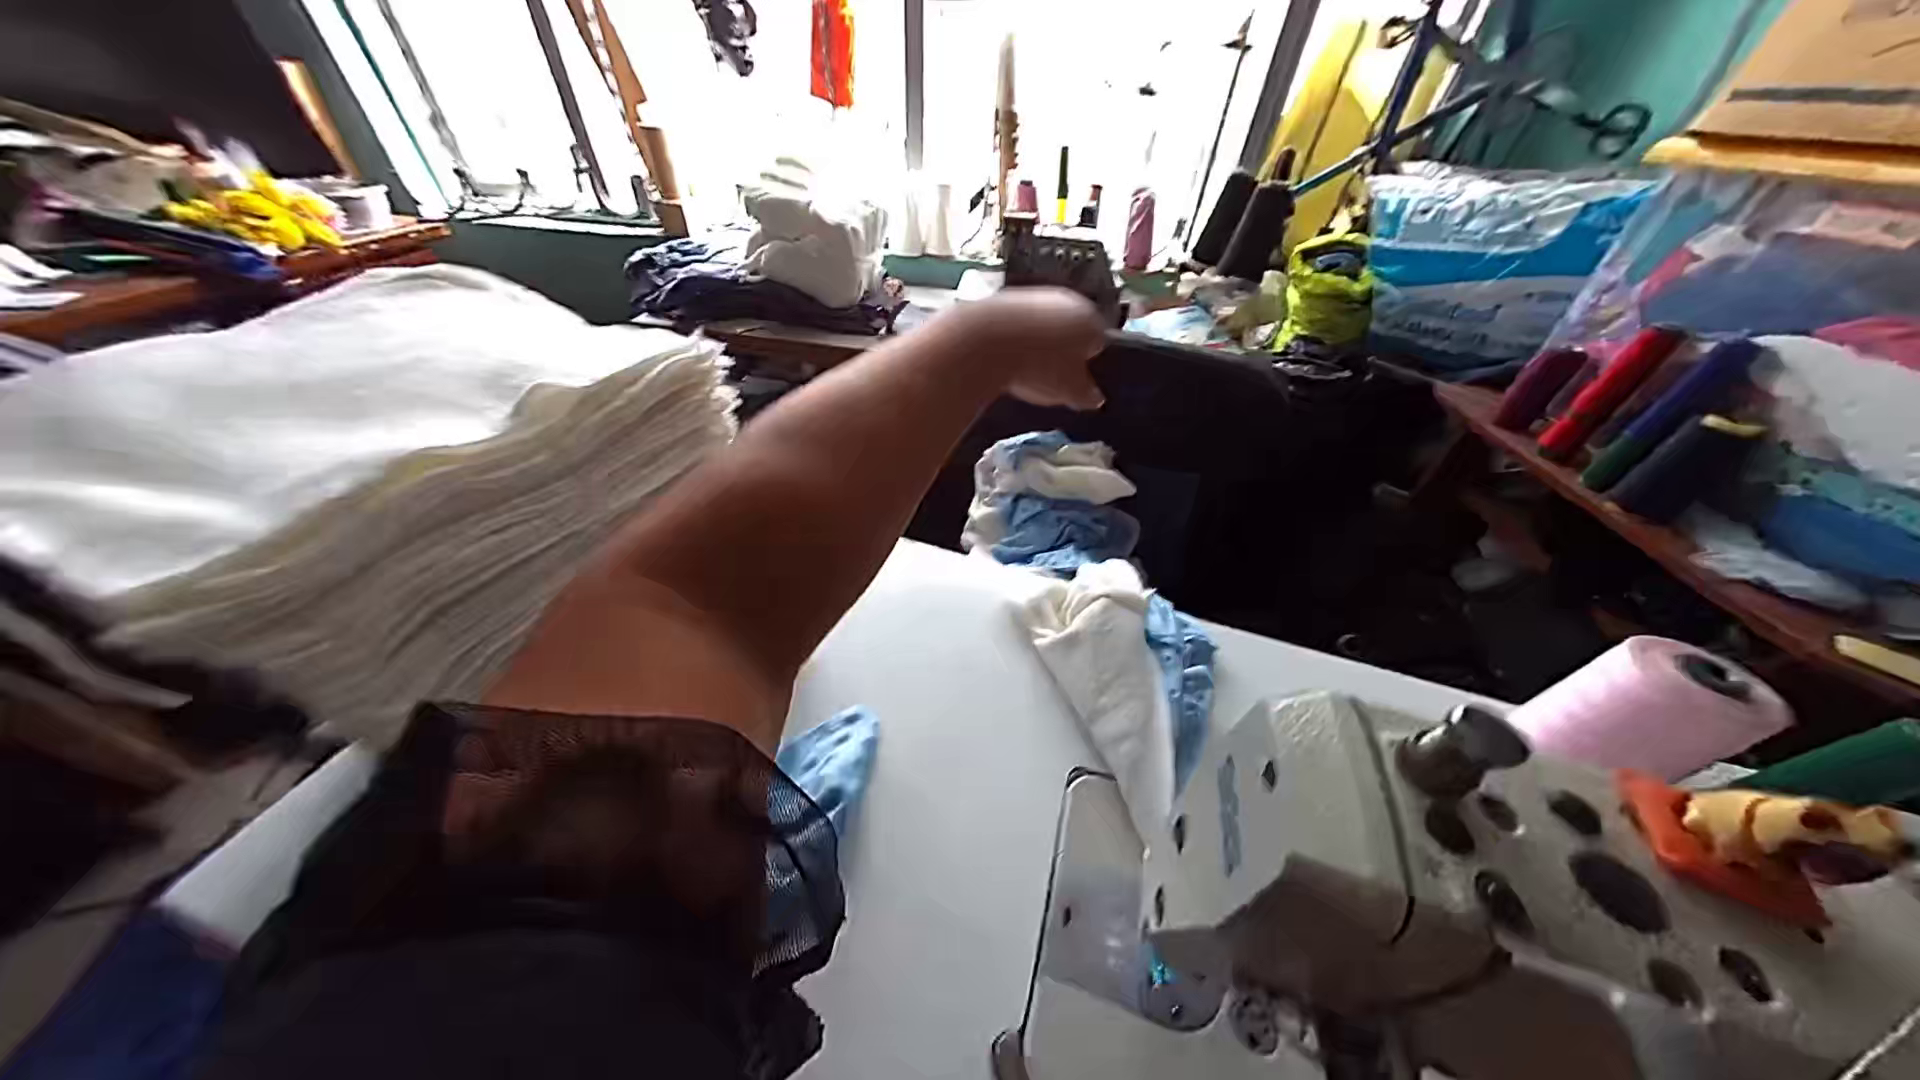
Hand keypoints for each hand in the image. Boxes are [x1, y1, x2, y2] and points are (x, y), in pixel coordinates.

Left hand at [949, 288, 1106, 408]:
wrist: (984, 342)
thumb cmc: (1036, 364)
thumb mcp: (1070, 392)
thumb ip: (1087, 395)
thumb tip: (1094, 397)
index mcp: (1091, 318)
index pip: (1100, 343)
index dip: (1088, 367)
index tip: (1076, 384)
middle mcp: (1066, 299)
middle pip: (1069, 332)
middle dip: (1061, 355)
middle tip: (1049, 381)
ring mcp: (1033, 296)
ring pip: (1042, 327)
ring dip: (1036, 348)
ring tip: (1024, 373)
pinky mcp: (1004, 299)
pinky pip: (1016, 326)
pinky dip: (1013, 341)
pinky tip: (1005, 360)